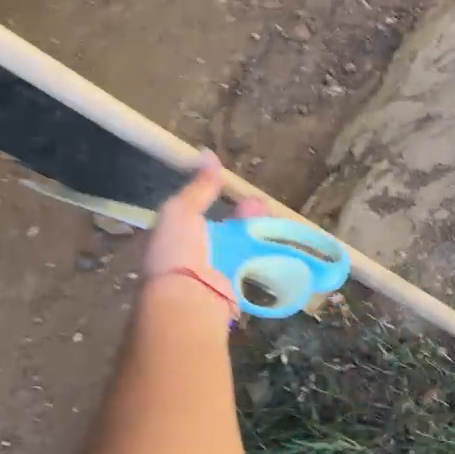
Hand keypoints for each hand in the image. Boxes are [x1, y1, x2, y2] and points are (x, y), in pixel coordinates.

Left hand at [143, 150, 273, 278]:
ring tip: (277, 223)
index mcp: (174, 237)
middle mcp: (192, 257)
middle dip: (245, 216)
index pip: (197, 214)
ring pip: (241, 248)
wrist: (188, 299)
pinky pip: (252, 269)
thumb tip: (207, 154)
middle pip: (224, 230)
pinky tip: (280, 247)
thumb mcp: (181, 211)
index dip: (216, 199)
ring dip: (259, 234)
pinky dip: (267, 257)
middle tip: (263, 206)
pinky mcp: (234, 291)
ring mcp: (214, 275)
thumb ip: (198, 186)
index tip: (236, 189)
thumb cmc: (178, 251)